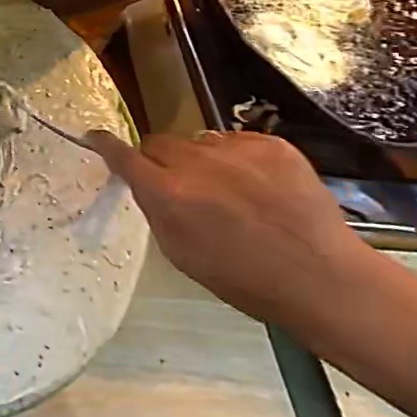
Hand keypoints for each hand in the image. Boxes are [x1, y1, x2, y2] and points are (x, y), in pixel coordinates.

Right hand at [87, 130, 370, 330]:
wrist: (320, 276)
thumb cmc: (246, 279)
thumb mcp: (183, 255)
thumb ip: (156, 210)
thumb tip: (143, 181)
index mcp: (171, 194)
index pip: (125, 156)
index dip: (107, 146)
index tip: (96, 137)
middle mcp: (198, 161)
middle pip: (161, 143)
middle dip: (163, 161)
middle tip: (182, 187)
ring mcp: (236, 147)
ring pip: (200, 141)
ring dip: (203, 160)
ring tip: (230, 193)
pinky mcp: (269, 142)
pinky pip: (236, 141)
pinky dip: (238, 159)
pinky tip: (258, 187)